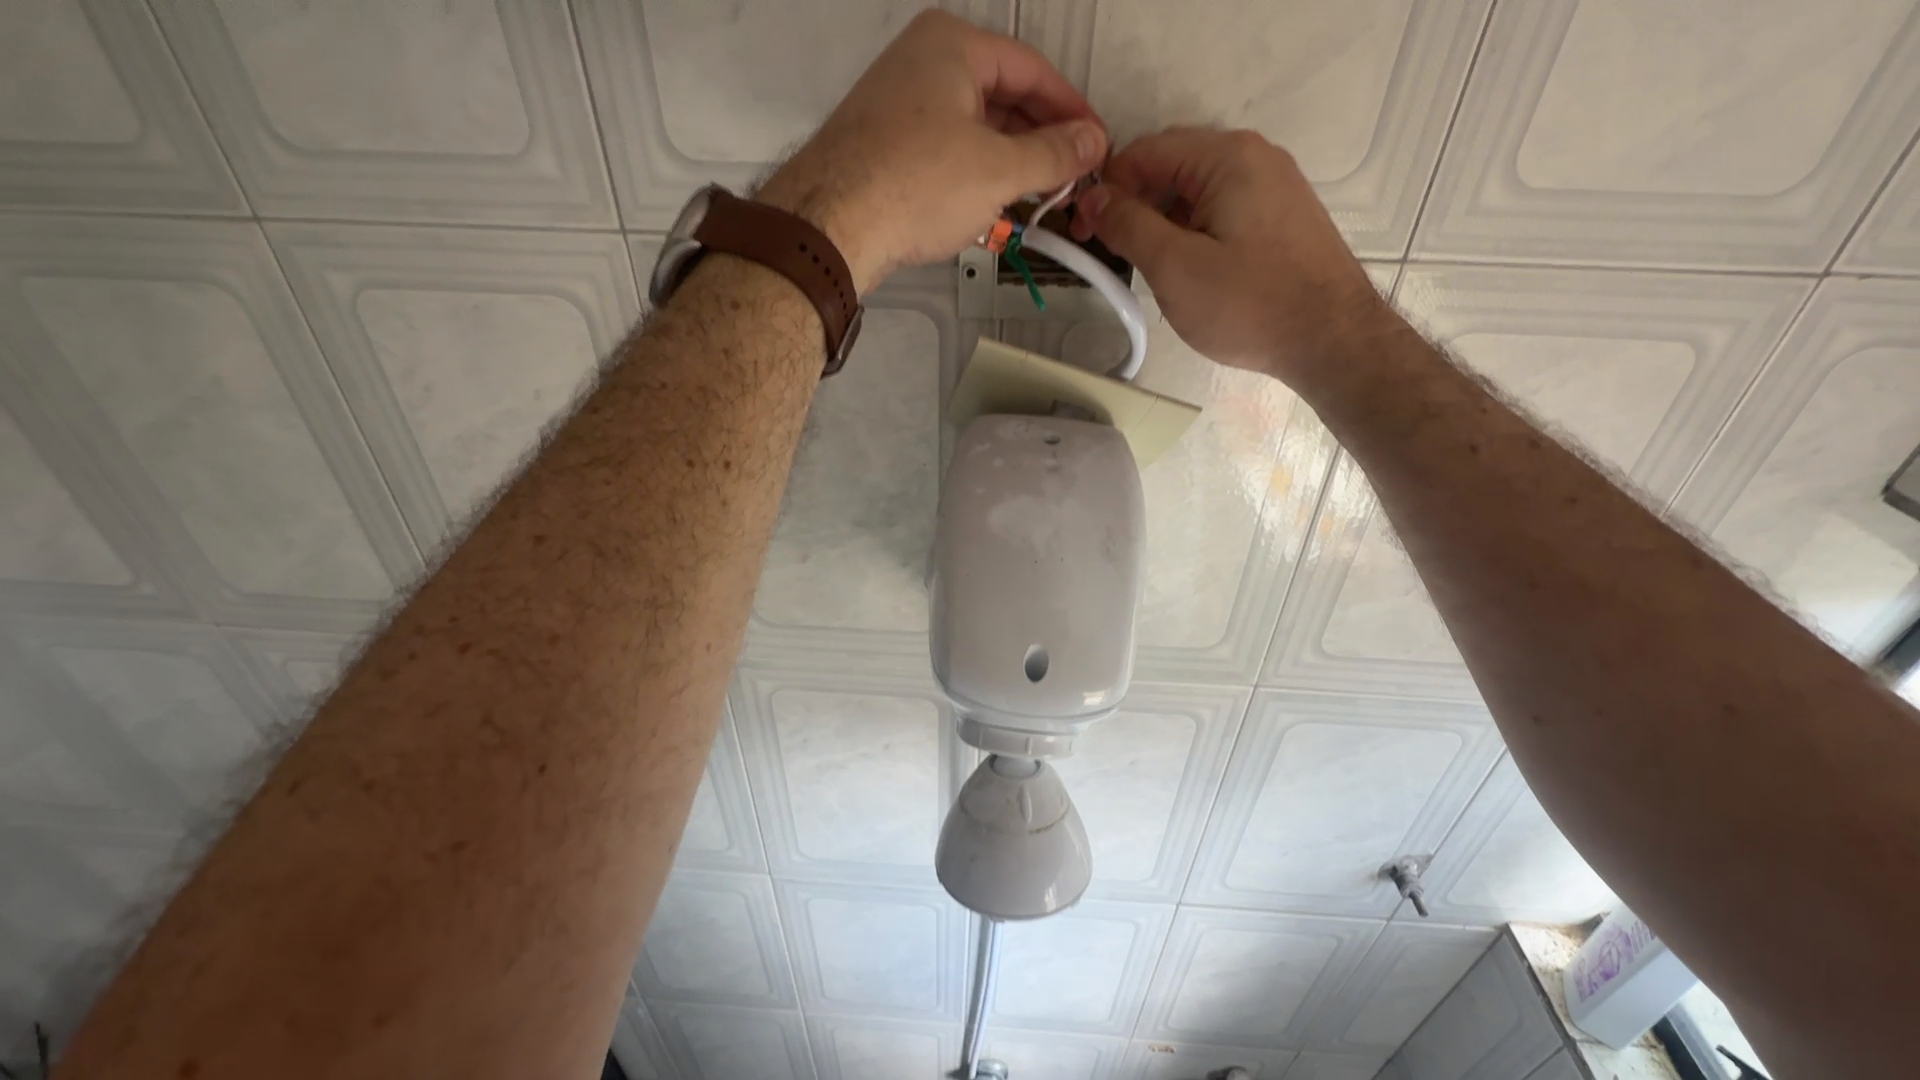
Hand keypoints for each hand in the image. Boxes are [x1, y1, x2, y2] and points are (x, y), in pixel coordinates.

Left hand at [757, 11, 1106, 293]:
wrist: (830, 226)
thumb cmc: (915, 185)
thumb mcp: (998, 170)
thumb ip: (1054, 154)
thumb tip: (1092, 142)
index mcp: (953, 45)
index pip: (1033, 70)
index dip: (1072, 111)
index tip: (1097, 144)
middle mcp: (923, 61)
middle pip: (1003, 96)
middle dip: (1040, 140)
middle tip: (1071, 178)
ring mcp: (899, 101)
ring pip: (974, 126)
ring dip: (1009, 162)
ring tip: (1037, 198)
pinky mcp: (885, 141)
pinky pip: (945, 147)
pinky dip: (975, 172)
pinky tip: (992, 204)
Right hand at [1069, 128, 1390, 381]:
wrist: (1334, 342)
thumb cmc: (1250, 304)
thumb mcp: (1174, 267)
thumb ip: (1127, 225)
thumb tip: (1092, 197)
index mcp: (1227, 156)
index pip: (1145, 151)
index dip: (1106, 189)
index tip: (1083, 233)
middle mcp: (1254, 157)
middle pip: (1172, 167)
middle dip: (1134, 206)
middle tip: (1111, 254)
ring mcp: (1274, 186)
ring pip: (1196, 193)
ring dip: (1162, 223)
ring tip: (1147, 269)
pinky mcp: (1282, 218)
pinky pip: (1222, 211)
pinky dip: (1192, 232)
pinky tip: (1187, 271)